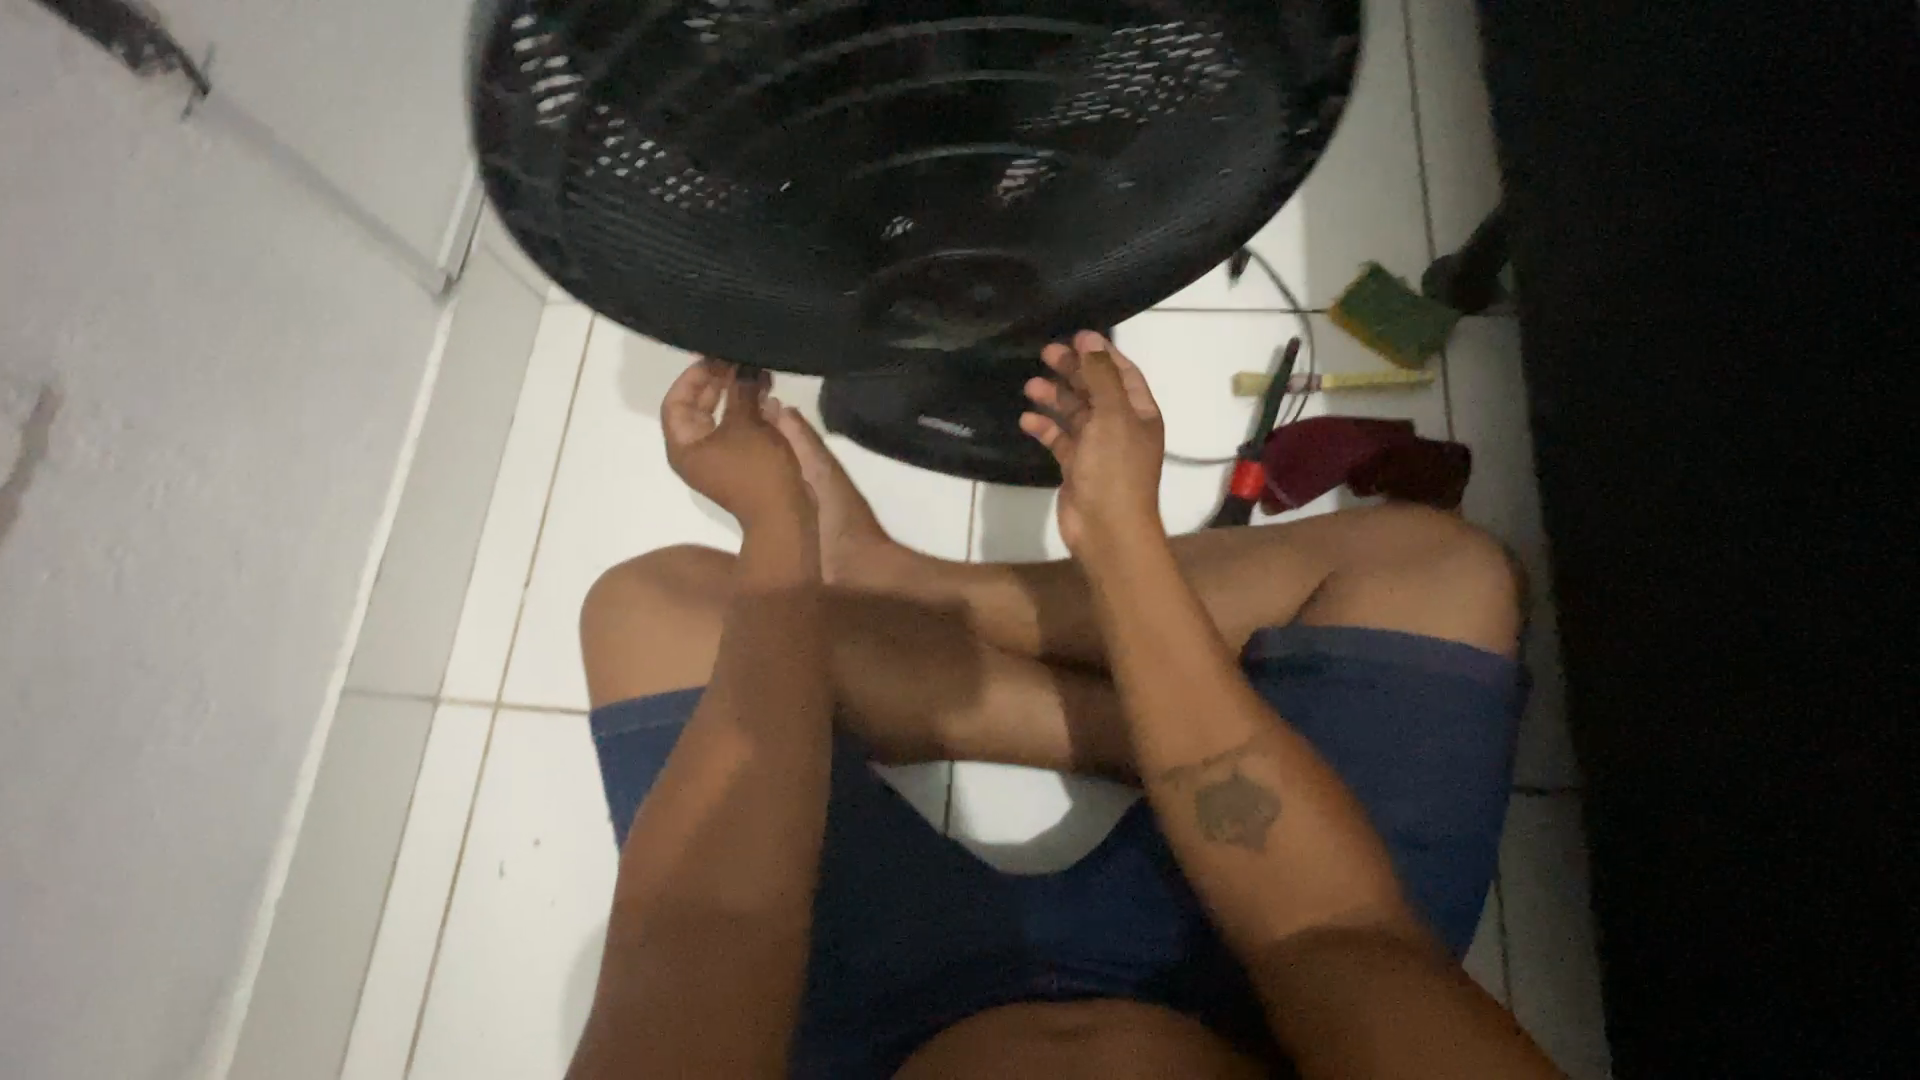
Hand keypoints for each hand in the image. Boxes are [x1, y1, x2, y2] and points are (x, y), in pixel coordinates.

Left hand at [662, 358, 810, 528]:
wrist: (784, 515)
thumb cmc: (757, 469)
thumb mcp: (747, 423)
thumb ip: (742, 390)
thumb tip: (745, 368)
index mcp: (684, 446)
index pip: (676, 401)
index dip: (694, 376)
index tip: (718, 358)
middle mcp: (696, 453)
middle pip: (698, 409)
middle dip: (719, 383)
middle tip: (739, 362)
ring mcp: (720, 461)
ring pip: (722, 419)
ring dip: (739, 397)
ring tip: (760, 377)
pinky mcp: (743, 465)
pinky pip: (740, 432)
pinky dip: (752, 415)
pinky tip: (770, 400)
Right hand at [1020, 331, 1164, 556]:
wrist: (1107, 529)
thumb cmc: (1115, 469)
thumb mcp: (1112, 415)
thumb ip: (1100, 376)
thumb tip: (1090, 340)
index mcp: (1139, 412)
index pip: (1122, 372)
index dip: (1100, 353)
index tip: (1074, 336)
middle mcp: (1121, 427)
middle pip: (1095, 390)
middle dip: (1072, 371)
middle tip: (1045, 353)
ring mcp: (1098, 448)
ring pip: (1075, 414)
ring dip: (1054, 398)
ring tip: (1030, 386)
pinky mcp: (1077, 467)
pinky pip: (1060, 439)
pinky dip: (1044, 428)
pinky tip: (1026, 420)